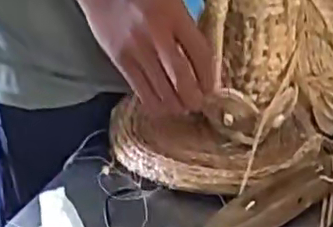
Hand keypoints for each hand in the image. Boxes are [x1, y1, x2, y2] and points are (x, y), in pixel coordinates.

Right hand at [76, 0, 214, 116]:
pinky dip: (158, 106)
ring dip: (177, 106)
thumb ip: (185, 26)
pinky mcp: (120, 60)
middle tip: (196, 103)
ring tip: (180, 106)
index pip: (202, 56)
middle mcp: (155, 34)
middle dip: (194, 100)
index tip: (211, 90)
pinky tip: (162, 105)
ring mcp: (136, 49)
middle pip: (183, 82)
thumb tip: (202, 64)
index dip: (210, 80)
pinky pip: (144, 95)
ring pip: (165, 94)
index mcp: (172, 13)